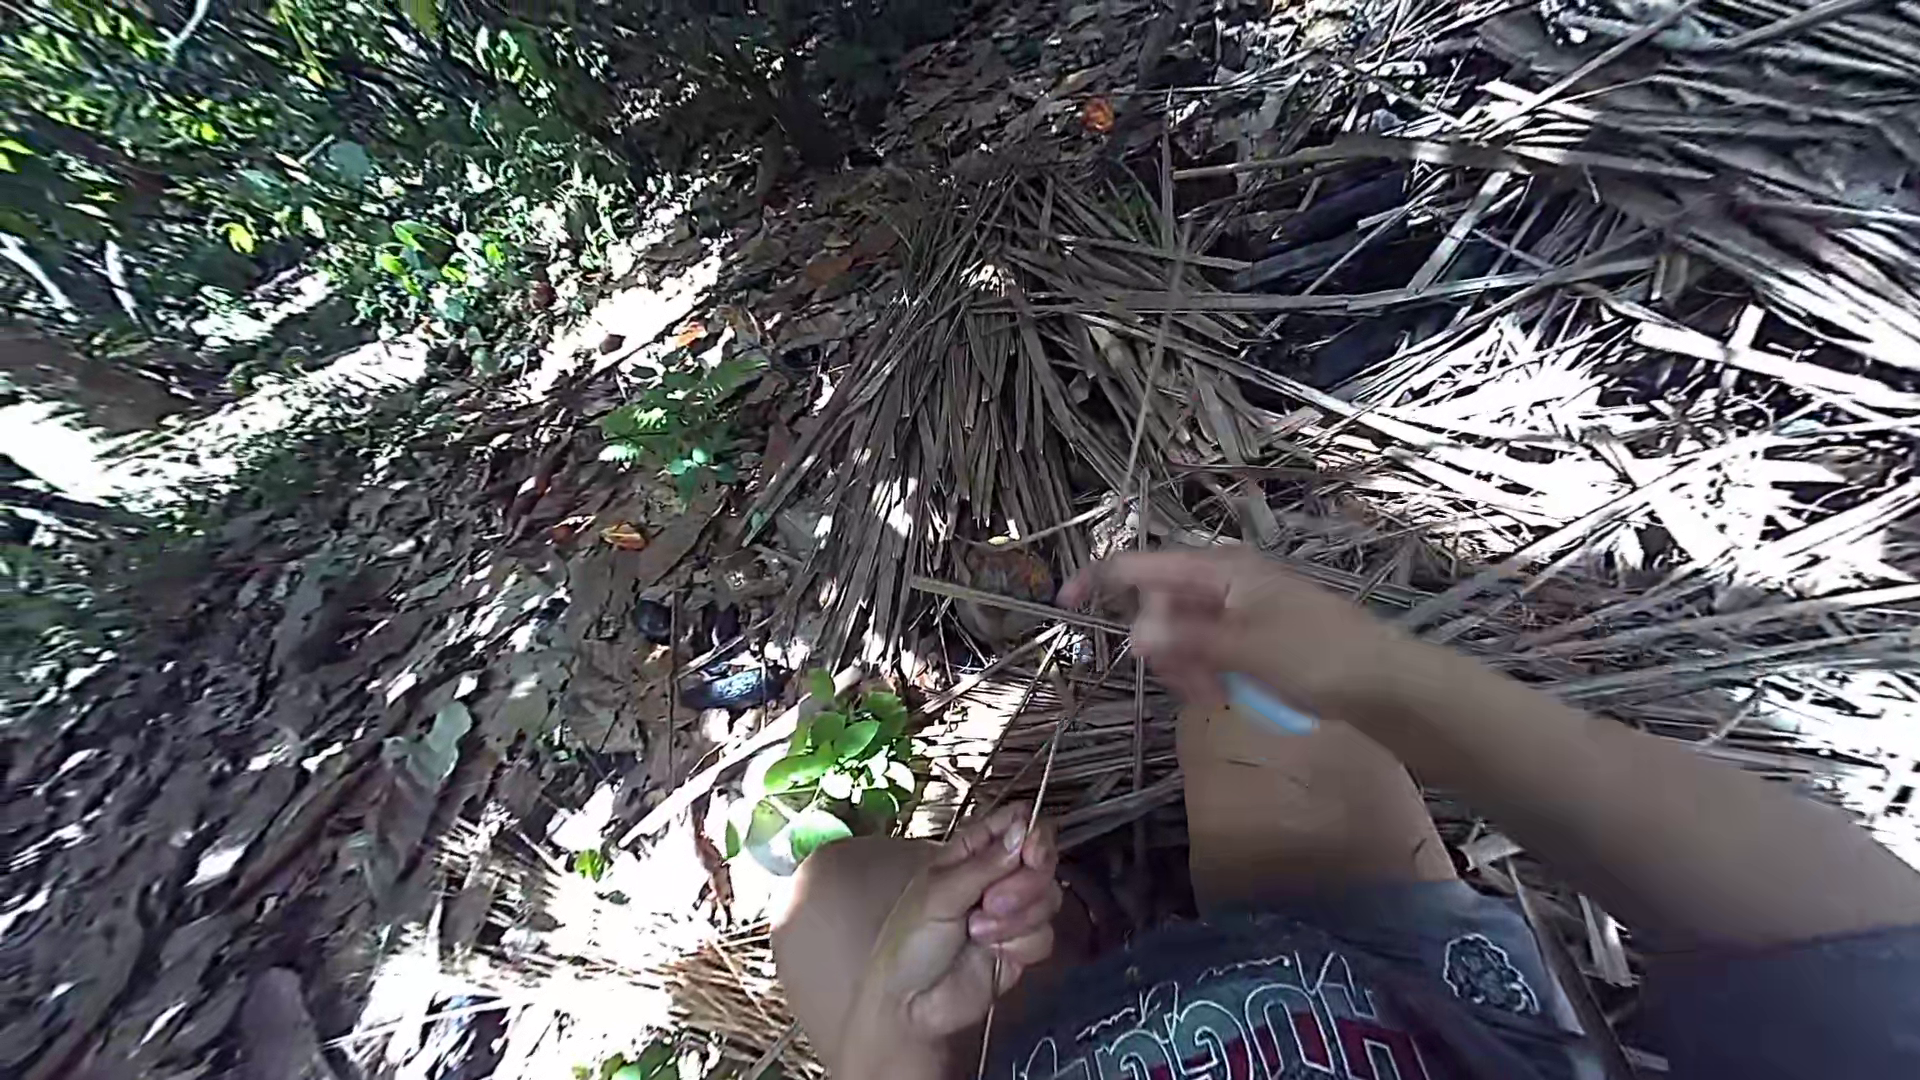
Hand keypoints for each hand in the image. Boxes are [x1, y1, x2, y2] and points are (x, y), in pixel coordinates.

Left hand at [840, 804, 1058, 1073]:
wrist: (909, 1006)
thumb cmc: (910, 938)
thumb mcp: (940, 893)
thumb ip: (985, 864)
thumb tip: (1022, 831)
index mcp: (974, 848)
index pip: (1017, 821)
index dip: (1032, 830)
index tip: (1032, 850)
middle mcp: (999, 873)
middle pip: (1043, 857)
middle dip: (1025, 882)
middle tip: (992, 902)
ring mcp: (1014, 909)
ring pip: (1048, 896)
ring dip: (1017, 917)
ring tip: (978, 931)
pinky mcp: (1023, 945)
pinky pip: (1045, 934)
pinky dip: (1020, 944)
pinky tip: (991, 951)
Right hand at [1059, 548, 1419, 718]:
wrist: (1392, 688)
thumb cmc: (1322, 657)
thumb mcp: (1248, 648)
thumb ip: (1186, 639)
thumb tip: (1134, 636)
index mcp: (1219, 569)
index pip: (1143, 566)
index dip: (1100, 580)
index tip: (1066, 602)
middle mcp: (1221, 581)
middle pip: (1158, 606)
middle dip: (1161, 644)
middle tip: (1185, 681)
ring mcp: (1234, 608)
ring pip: (1178, 632)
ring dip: (1183, 664)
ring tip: (1212, 694)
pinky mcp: (1246, 634)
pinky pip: (1201, 648)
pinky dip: (1201, 671)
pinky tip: (1220, 692)